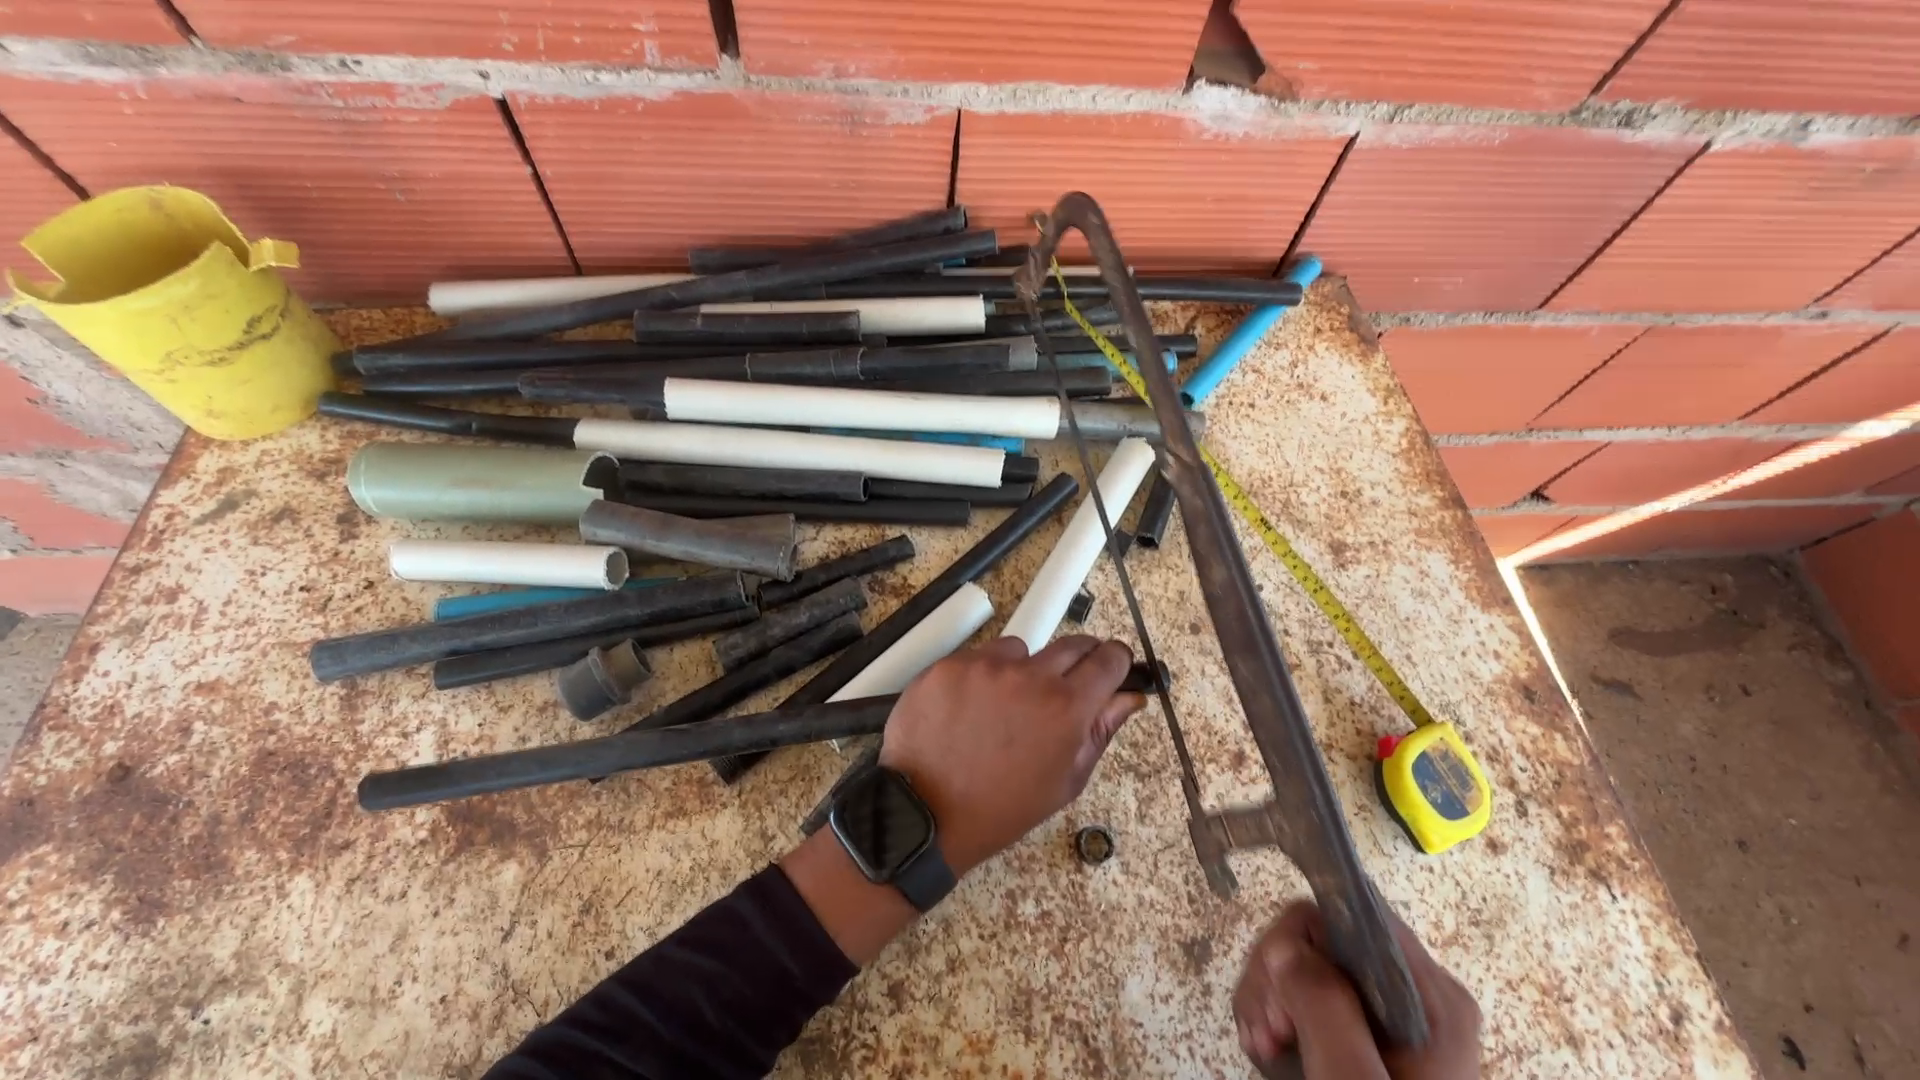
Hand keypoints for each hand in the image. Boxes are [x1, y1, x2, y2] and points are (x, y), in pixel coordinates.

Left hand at [879, 635, 1145, 875]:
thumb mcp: (1064, 782)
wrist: (926, 814)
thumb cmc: (1001, 809)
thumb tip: (1130, 697)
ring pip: (1020, 650)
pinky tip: (970, 710)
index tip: (1112, 668)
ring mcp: (984, 666)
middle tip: (1063, 690)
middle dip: (1077, 663)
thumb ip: (1101, 731)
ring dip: (1023, 670)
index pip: (1109, 658)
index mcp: (1066, 707)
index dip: (1116, 661)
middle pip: (1071, 645)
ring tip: (1004, 710)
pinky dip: (981, 676)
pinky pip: (978, 658)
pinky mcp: (947, 665)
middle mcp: (1028, 676)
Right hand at [1233, 901, 1480, 1079]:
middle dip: (1275, 975)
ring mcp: (1388, 1013)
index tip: (1274, 992)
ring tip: (1260, 1047)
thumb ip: (1324, 1009)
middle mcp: (1414, 993)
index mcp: (1430, 996)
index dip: (1300, 937)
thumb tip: (1283, 944)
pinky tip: (1266, 1048)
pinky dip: (1272, 1011)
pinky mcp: (1362, 1031)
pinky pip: (1303, 990)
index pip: (1355, 914)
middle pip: (1321, 936)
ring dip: (1266, 995)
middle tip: (1263, 1034)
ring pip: (1303, 961)